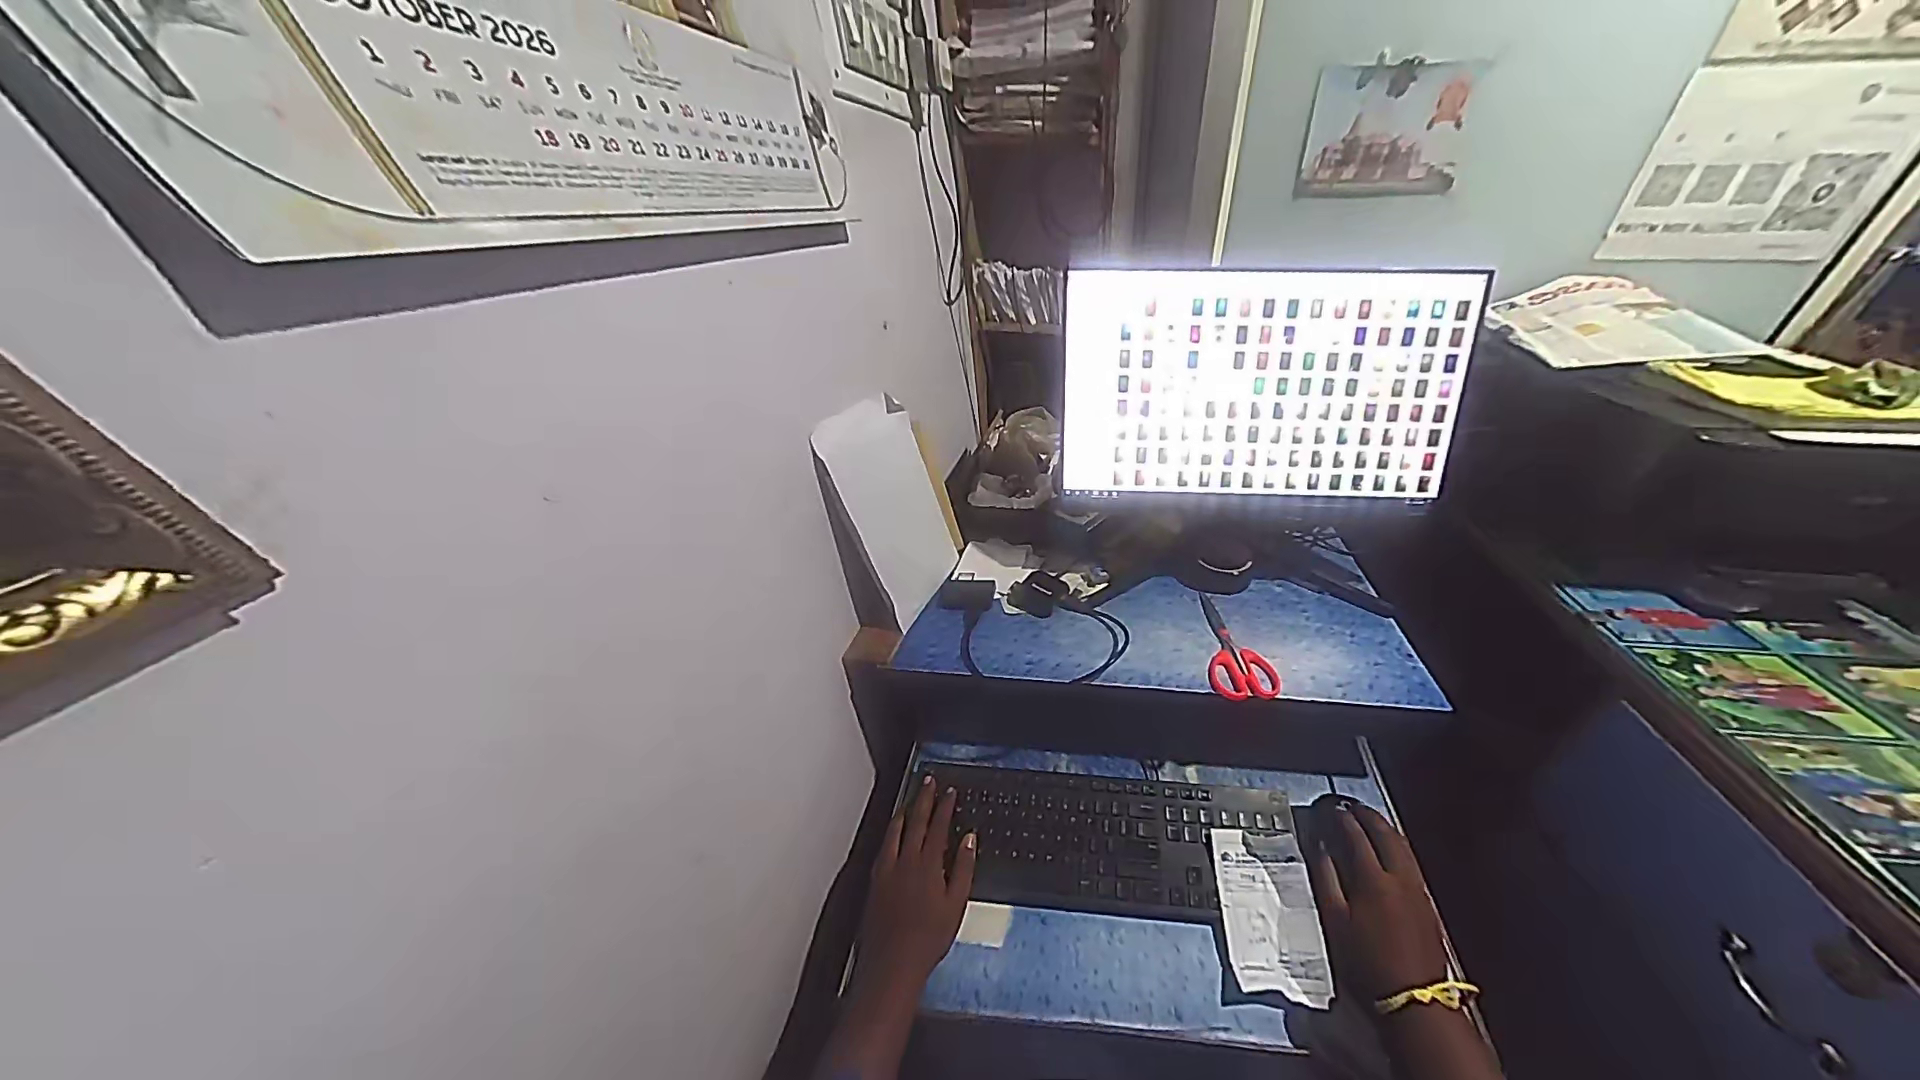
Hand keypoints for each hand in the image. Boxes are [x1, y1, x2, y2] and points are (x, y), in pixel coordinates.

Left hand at [856, 775, 976, 993]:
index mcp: (929, 865)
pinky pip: (884, 845)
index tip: (949, 792)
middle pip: (916, 821)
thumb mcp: (956, 903)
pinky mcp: (875, 879)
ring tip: (911, 797)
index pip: (938, 826)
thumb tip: (968, 838)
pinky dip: (890, 830)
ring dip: (906, 810)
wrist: (893, 962)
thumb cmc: (928, 938)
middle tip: (928, 781)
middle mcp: (906, 861)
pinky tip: (892, 828)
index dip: (944, 806)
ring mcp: (888, 868)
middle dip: (924, 798)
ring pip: (896, 829)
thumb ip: (964, 867)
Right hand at [1307, 794, 1449, 1001]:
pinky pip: (1411, 863)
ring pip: (1404, 848)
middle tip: (1352, 806)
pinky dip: (1397, 847)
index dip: (1342, 819)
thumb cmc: (1366, 961)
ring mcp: (1418, 891)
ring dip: (1386, 829)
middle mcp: (1400, 880)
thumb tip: (1320, 850)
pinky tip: (1388, 850)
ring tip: (1370, 820)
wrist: (1413, 998)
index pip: (1356, 837)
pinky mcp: (1427, 904)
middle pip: (1386, 836)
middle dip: (1368, 817)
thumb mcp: (1335, 919)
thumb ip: (1326, 879)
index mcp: (1373, 881)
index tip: (1331, 808)